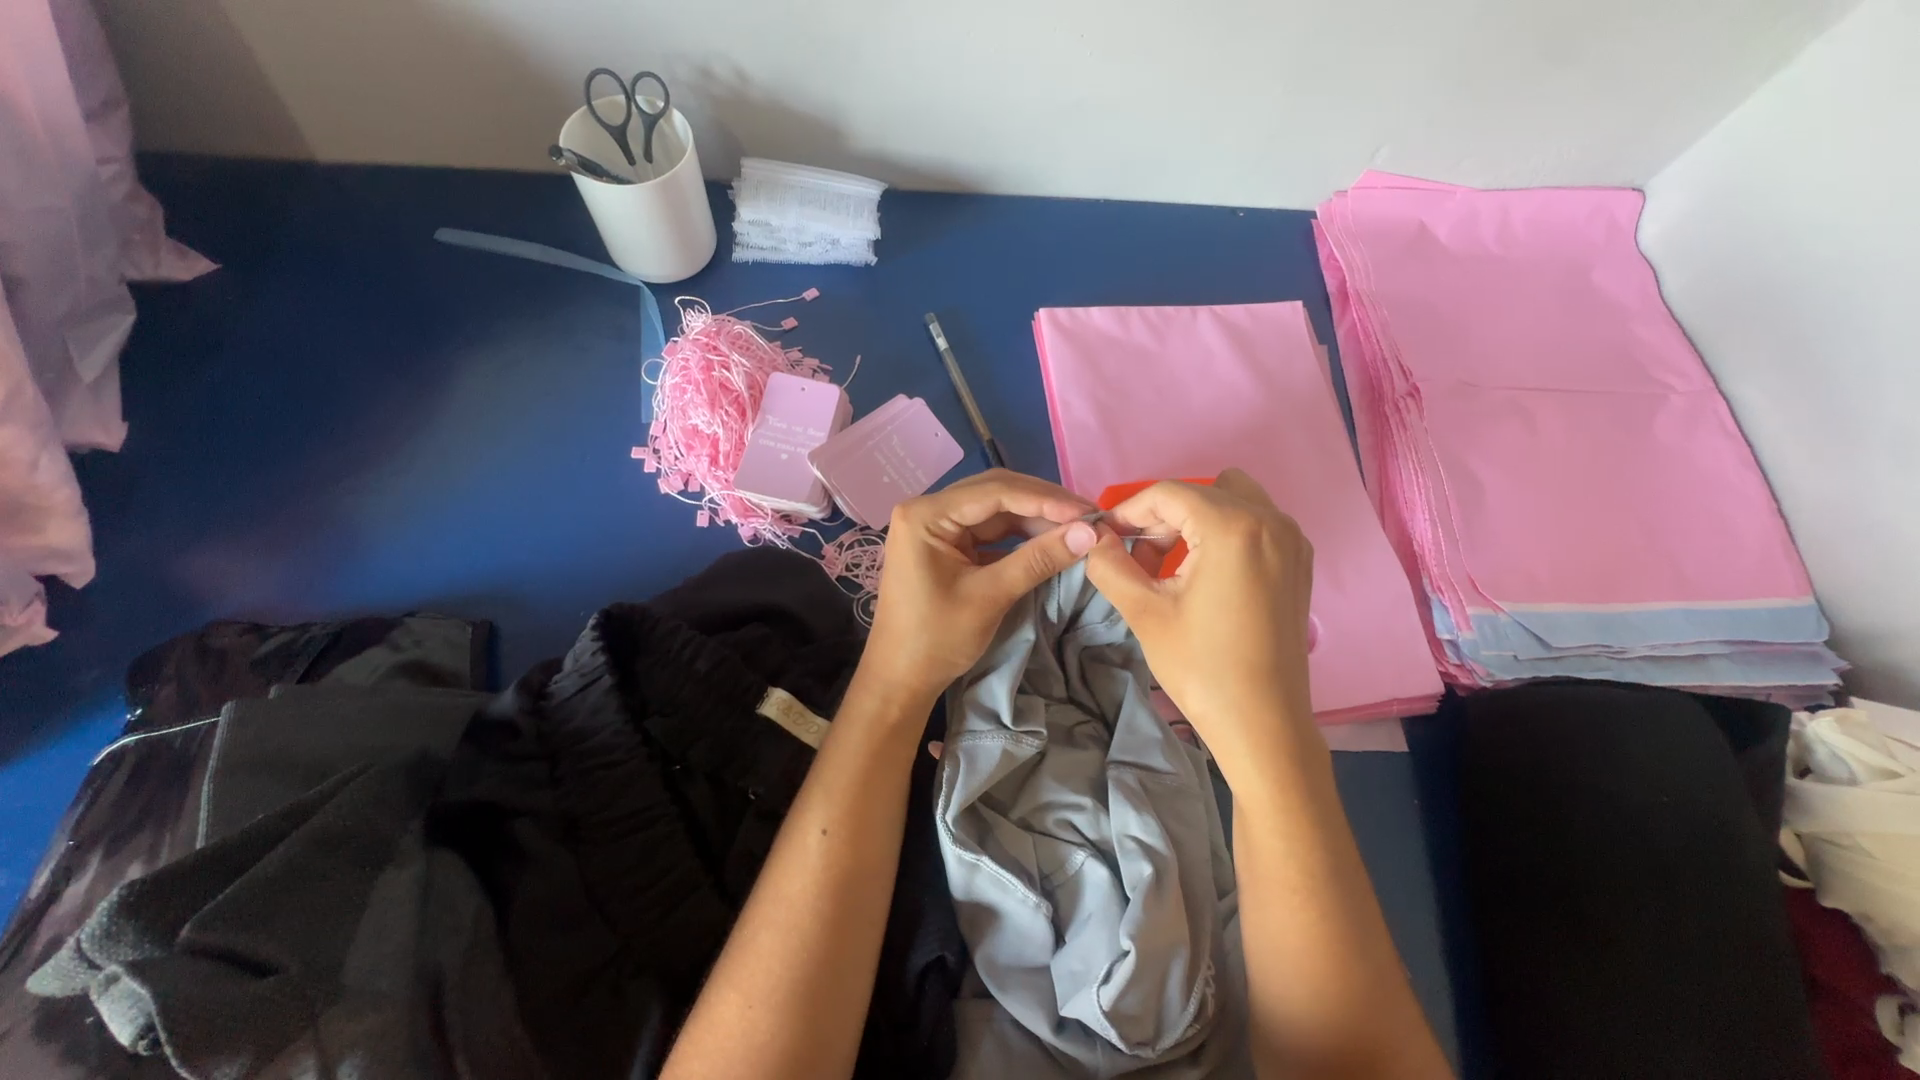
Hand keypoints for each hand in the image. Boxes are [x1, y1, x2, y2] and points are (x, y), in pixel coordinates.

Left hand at [858, 469, 1097, 706]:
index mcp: (925, 515)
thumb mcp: (991, 596)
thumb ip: (1038, 559)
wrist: (900, 679)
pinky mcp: (946, 546)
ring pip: (995, 510)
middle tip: (1090, 516)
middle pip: (995, 493)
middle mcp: (927, 510)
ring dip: (1035, 519)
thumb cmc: (936, 639)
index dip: (1046, 499)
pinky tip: (1050, 540)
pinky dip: (1020, 536)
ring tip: (1078, 528)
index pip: (995, 491)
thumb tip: (1090, 532)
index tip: (1089, 512)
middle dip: (1043, 504)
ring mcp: (936, 527)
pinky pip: (988, 531)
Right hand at [1084, 469, 1315, 763]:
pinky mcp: (1299, 563)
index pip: (1168, 493)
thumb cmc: (1201, 667)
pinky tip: (1203, 577)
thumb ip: (1110, 564)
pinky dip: (1223, 535)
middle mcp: (1271, 521)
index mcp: (1233, 526)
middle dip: (1163, 516)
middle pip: (1201, 492)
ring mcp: (1291, 541)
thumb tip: (1093, 537)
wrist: (1262, 722)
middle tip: (1138, 556)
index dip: (1129, 510)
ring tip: (1170, 567)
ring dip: (1195, 522)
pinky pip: (1254, 525)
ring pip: (1231, 502)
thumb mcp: (1144, 612)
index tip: (1105, 536)